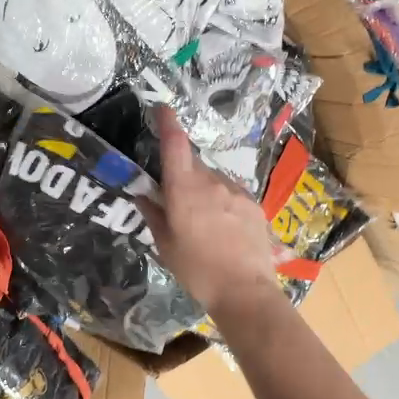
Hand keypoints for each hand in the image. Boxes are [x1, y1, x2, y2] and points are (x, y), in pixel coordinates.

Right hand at [140, 107, 285, 322]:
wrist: (245, 291)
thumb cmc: (197, 269)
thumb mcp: (165, 245)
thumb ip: (153, 215)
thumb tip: (143, 196)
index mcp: (184, 188)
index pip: (175, 144)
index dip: (167, 122)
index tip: (162, 107)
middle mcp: (212, 181)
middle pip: (193, 166)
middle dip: (183, 177)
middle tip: (176, 204)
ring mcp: (237, 191)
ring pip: (214, 181)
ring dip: (204, 192)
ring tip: (203, 224)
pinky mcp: (255, 205)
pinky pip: (231, 195)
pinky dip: (223, 204)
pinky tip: (223, 230)